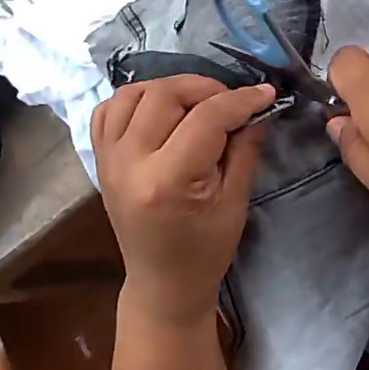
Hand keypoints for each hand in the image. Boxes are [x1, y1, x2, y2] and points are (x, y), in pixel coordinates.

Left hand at [92, 76, 276, 322]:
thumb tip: (258, 107)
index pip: (206, 118)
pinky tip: (163, 111)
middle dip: (206, 88)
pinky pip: (109, 109)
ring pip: (133, 94)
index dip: (241, 100)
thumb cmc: (206, 250)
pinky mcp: (101, 159)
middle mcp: (130, 163)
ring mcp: (109, 159)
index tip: (267, 94)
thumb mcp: (235, 202)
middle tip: (232, 101)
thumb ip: (244, 148)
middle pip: (164, 95)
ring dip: (171, 88)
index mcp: (168, 181)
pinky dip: (137, 100)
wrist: (163, 282)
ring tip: (198, 102)